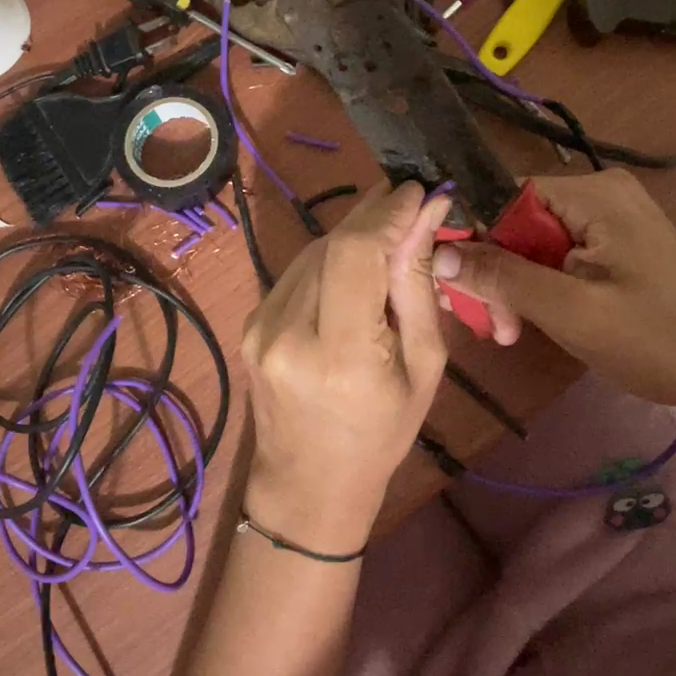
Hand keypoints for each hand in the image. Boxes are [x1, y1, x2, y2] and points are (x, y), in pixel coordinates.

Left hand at [240, 181, 452, 552]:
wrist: (308, 484)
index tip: (418, 190)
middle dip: (373, 214)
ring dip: (351, 234)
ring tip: (388, 232)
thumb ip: (417, 286)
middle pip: (331, 244)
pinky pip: (296, 273)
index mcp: (339, 354)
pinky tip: (354, 266)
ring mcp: (260, 327)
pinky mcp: (250, 324)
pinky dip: (329, 259)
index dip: (388, 213)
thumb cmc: (381, 435)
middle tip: (408, 200)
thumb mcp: (423, 366)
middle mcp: (287, 332)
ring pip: (311, 252)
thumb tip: (425, 216)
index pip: (357, 253)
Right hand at [432, 171, 675, 414]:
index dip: (474, 239)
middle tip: (494, 326)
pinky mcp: (617, 244)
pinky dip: (540, 287)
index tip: (459, 291)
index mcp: (594, 193)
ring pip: (534, 242)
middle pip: (518, 221)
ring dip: (515, 286)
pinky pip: (558, 255)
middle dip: (497, 273)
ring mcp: (612, 218)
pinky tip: (533, 321)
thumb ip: (502, 277)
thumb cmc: (656, 340)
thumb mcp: (570, 311)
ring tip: (512, 332)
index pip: (505, 196)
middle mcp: (601, 192)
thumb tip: (436, 253)